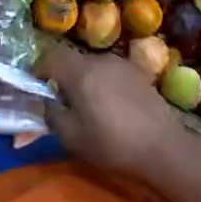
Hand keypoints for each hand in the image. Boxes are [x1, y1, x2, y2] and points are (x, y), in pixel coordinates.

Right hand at [40, 42, 188, 179]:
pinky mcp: (138, 71)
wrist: (161, 146)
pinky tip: (112, 106)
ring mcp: (122, 63)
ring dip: (85, 80)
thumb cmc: (112, 143)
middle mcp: (101, 60)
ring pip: (92, 65)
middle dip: (63, 77)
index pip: (50, 56)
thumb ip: (53, 113)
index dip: (39, 69)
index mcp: (81, 72)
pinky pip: (110, 71)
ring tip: (90, 107)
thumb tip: (49, 100)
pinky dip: (103, 83)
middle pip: (72, 60)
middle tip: (64, 103)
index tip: (38, 88)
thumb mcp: (72, 137)